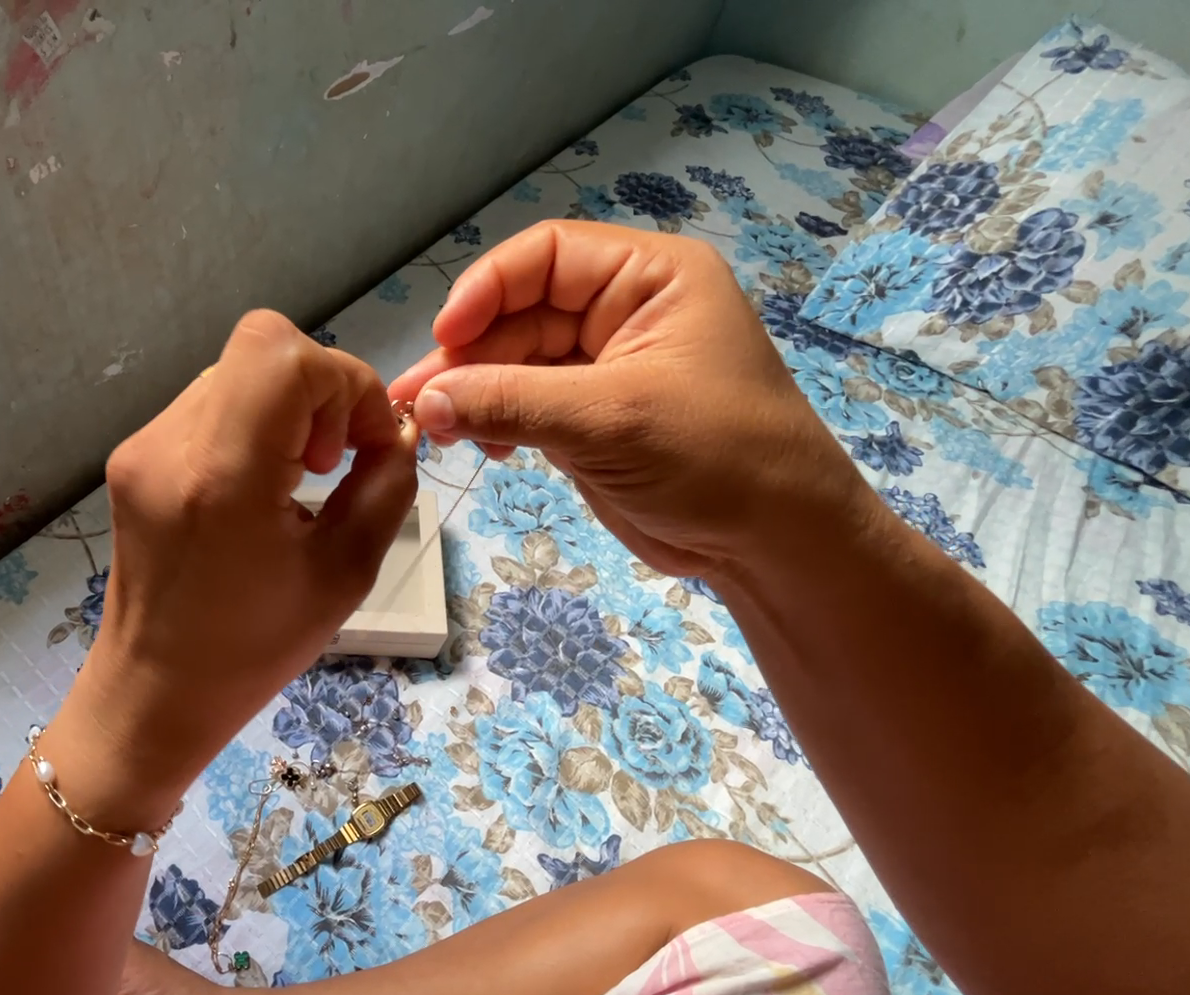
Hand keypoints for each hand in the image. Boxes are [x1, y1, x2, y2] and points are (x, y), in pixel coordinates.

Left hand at [73, 311, 418, 793]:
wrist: (154, 689)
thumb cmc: (252, 650)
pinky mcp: (133, 454)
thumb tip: (399, 434)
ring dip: (286, 405)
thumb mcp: (343, 575)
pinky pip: (209, 402)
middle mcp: (171, 443)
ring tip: (295, 478)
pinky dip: (252, 422)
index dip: (349, 386)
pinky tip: (257, 484)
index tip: (367, 446)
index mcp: (223, 477)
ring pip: (236, 370)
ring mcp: (143, 444)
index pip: (289, 359)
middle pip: (263, 346)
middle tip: (330, 461)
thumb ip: (385, 488)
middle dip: (322, 389)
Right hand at [386, 221, 870, 579]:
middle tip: (418, 405)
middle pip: (518, 315)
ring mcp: (600, 369)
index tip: (443, 338)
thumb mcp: (607, 419)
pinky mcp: (585, 418)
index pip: (545, 256)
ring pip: (512, 364)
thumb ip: (509, 403)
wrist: (771, 543)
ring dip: (473, 395)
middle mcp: (620, 313)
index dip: (485, 289)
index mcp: (646, 279)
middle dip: (467, 359)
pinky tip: (486, 451)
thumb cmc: (713, 457)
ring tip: (441, 433)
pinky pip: (522, 405)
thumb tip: (424, 401)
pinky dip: (495, 424)